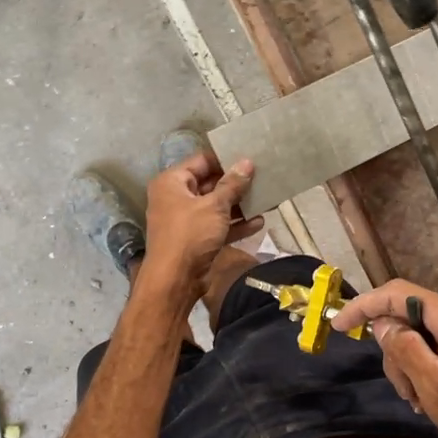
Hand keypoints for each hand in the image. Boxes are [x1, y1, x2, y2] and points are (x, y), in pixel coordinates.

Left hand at [142, 152, 261, 296]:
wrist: (176, 280)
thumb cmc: (190, 234)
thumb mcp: (214, 206)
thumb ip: (232, 185)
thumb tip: (247, 163)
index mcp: (172, 182)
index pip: (201, 161)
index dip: (225, 159)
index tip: (249, 157)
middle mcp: (176, 198)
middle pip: (210, 184)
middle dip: (235, 184)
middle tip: (262, 176)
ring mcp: (187, 221)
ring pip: (216, 207)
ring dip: (239, 205)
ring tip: (266, 198)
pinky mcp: (197, 240)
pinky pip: (218, 227)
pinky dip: (235, 224)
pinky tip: (259, 222)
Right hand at [330, 280, 437, 437]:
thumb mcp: (435, 386)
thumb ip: (404, 349)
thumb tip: (381, 324)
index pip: (398, 294)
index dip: (364, 306)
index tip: (338, 325)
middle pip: (407, 315)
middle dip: (394, 351)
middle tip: (404, 391)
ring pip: (419, 333)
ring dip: (409, 365)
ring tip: (419, 399)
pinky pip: (435, 344)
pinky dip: (424, 367)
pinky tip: (429, 395)